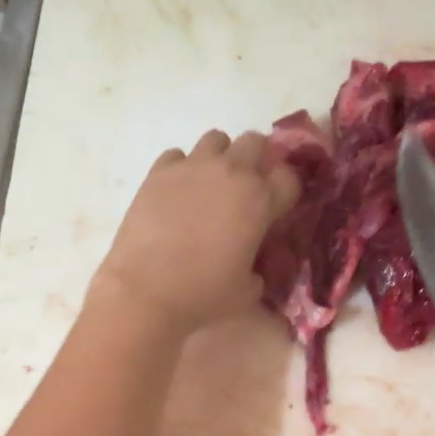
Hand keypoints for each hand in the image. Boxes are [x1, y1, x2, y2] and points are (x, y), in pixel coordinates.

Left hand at [91, 129, 299, 337]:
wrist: (146, 292)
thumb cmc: (203, 296)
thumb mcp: (247, 292)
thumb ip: (257, 270)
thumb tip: (252, 267)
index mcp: (259, 200)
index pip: (288, 178)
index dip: (285, 192)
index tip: (277, 209)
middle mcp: (230, 172)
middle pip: (255, 142)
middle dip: (256, 161)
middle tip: (246, 189)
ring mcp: (192, 167)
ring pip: (216, 139)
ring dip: (220, 157)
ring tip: (211, 186)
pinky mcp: (158, 173)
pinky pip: (177, 155)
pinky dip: (181, 169)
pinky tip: (177, 194)